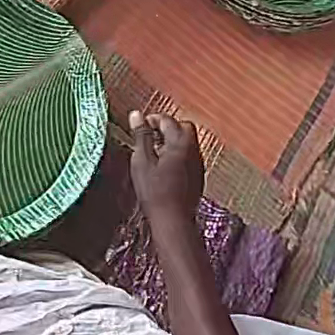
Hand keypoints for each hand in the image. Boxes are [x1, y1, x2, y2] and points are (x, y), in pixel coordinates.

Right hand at [129, 111, 203, 227]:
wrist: (172, 219)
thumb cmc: (155, 191)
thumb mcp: (141, 160)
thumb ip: (141, 136)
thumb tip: (136, 115)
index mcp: (180, 142)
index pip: (168, 120)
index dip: (152, 119)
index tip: (140, 125)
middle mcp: (194, 150)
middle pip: (183, 127)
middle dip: (167, 127)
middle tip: (149, 136)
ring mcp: (198, 164)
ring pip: (188, 142)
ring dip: (172, 141)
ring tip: (154, 152)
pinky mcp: (198, 176)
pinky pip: (189, 157)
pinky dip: (178, 154)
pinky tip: (164, 167)